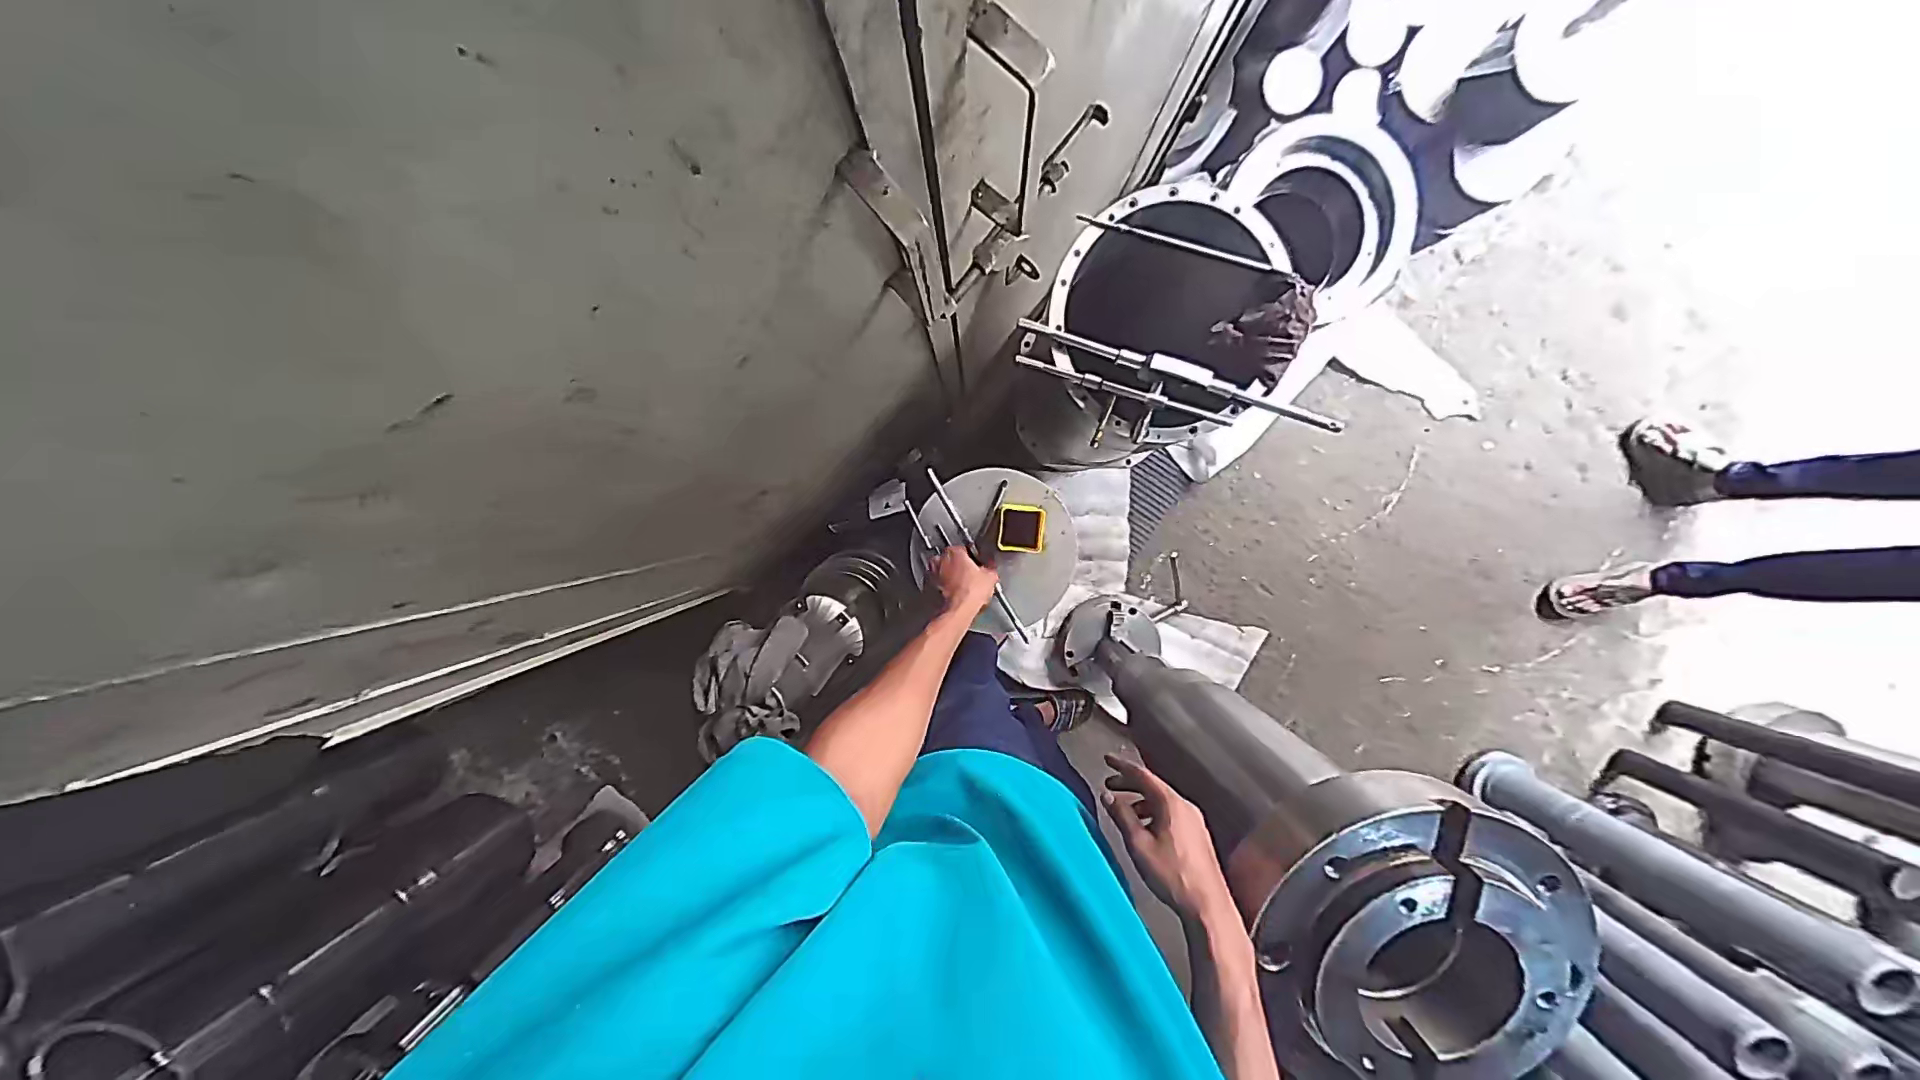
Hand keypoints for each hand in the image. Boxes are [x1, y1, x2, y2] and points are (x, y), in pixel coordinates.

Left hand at [931, 545, 997, 618]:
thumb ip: (989, 569)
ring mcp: (931, 574)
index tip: (976, 564)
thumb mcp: (989, 578)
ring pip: (941, 572)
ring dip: (948, 577)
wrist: (956, 612)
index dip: (972, 558)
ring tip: (960, 587)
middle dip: (958, 566)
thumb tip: (990, 570)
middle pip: (950, 559)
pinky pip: (936, 584)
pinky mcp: (926, 588)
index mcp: (954, 552)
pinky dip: (942, 588)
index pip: (964, 549)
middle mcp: (939, 560)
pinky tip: (952, 595)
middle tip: (968, 576)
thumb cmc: (969, 592)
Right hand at [1103, 753, 1234, 920]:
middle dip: (1128, 782)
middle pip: (1152, 786)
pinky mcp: (1196, 834)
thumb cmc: (1174, 876)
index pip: (1142, 775)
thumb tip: (1109, 797)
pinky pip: (1170, 812)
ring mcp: (1193, 821)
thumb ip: (1121, 816)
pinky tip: (1142, 826)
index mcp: (1171, 804)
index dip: (1122, 766)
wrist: (1206, 905)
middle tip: (1110, 783)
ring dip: (1139, 799)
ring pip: (1161, 800)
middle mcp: (1185, 807)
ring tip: (1122, 807)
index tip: (1108, 760)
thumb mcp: (1138, 844)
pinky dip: (1152, 811)